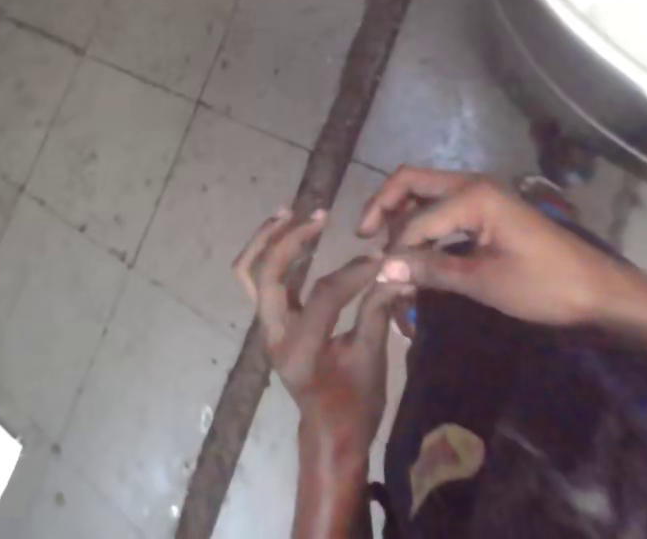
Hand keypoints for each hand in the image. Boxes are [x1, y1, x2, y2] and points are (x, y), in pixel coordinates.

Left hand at [233, 209, 407, 465]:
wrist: (329, 433)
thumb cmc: (354, 404)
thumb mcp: (371, 360)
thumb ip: (378, 311)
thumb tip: (396, 268)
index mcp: (301, 352)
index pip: (324, 296)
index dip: (354, 272)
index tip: (380, 256)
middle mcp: (273, 335)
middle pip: (266, 274)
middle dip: (290, 239)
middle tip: (320, 215)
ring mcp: (266, 327)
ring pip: (250, 272)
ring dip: (268, 239)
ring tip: (290, 212)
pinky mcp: (269, 320)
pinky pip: (257, 279)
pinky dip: (269, 252)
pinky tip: (290, 232)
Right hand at [361, 167, 646, 327]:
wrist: (600, 291)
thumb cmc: (546, 286)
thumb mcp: (485, 282)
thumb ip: (431, 270)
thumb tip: (382, 268)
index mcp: (472, 195)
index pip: (416, 218)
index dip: (396, 247)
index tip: (382, 276)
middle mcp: (471, 183)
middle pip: (411, 180)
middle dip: (384, 204)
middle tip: (364, 235)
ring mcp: (480, 192)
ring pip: (425, 190)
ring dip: (402, 211)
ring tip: (388, 245)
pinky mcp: (486, 207)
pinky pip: (441, 203)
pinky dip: (422, 219)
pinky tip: (416, 245)